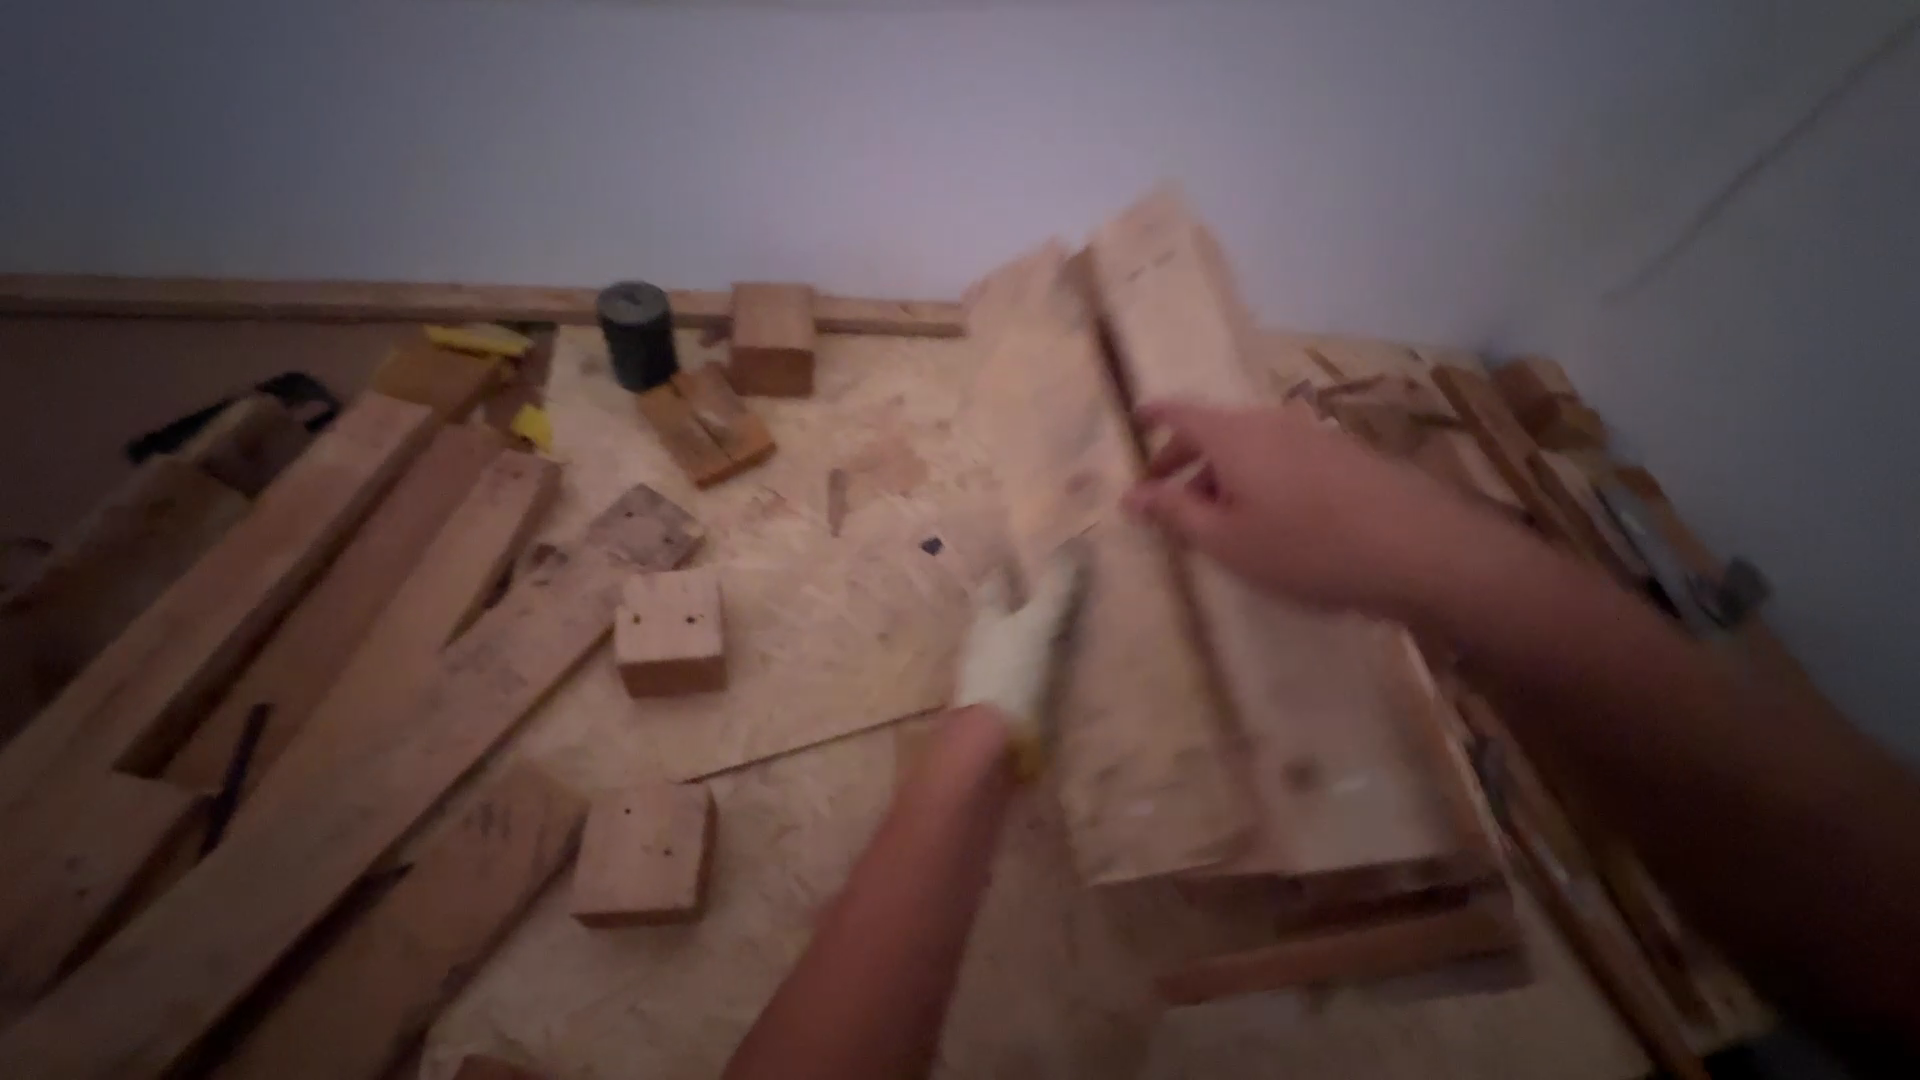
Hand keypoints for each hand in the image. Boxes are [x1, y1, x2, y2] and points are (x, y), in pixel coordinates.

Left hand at [954, 543, 1087, 779]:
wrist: (993, 742)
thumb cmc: (1012, 673)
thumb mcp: (1038, 624)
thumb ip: (1055, 586)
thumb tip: (1074, 540)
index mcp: (986, 616)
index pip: (994, 583)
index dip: (1005, 568)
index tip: (1021, 554)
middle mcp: (980, 640)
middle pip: (994, 613)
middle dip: (1011, 600)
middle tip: (1036, 587)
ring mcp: (985, 673)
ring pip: (1001, 643)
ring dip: (1018, 632)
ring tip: (1045, 625)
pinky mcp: (997, 701)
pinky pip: (1013, 672)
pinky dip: (1026, 663)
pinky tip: (1043, 667)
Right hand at [1122, 399, 1471, 616]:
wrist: (1422, 551)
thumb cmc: (1305, 548)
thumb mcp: (1225, 540)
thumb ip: (1173, 514)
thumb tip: (1129, 495)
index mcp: (1233, 436)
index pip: (1180, 413)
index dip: (1154, 415)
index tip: (1135, 421)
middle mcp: (1271, 424)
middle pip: (1214, 430)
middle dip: (1183, 459)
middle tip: (1165, 495)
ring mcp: (1313, 436)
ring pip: (1250, 447)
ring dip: (1222, 475)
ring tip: (1217, 519)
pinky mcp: (1345, 456)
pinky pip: (1282, 458)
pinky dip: (1258, 479)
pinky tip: (1271, 521)